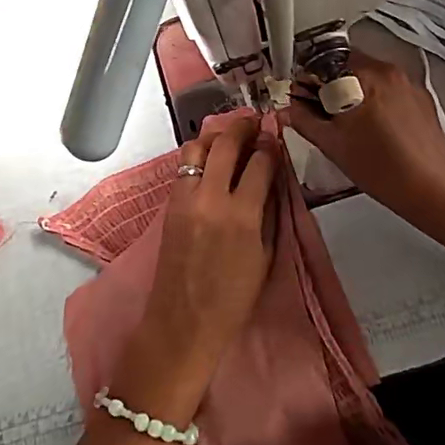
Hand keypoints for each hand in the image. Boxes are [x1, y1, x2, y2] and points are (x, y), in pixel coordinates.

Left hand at [132, 113, 277, 383]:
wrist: (184, 322)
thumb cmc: (233, 299)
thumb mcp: (265, 257)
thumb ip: (269, 214)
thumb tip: (272, 181)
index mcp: (243, 216)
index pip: (259, 163)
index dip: (270, 146)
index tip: (276, 138)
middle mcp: (211, 199)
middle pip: (225, 145)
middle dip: (243, 127)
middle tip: (254, 123)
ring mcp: (185, 200)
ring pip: (196, 149)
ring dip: (215, 137)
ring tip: (230, 137)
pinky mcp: (169, 206)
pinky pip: (184, 168)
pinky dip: (199, 156)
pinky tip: (211, 162)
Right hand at [283, 52, 444, 220]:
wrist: (431, 185)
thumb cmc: (382, 168)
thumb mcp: (333, 145)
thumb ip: (305, 121)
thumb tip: (289, 110)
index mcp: (361, 76)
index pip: (321, 61)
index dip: (306, 80)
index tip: (301, 99)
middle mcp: (386, 70)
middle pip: (345, 64)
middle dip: (329, 84)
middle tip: (321, 113)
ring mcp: (405, 81)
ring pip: (367, 75)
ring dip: (352, 91)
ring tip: (348, 124)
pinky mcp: (419, 96)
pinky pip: (387, 87)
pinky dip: (374, 99)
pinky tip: (372, 128)